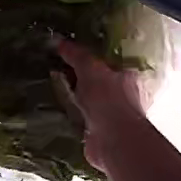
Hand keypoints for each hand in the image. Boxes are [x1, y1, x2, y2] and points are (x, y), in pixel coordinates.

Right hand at [54, 40, 145, 169]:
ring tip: (52, 91)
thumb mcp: (90, 68)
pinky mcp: (99, 134)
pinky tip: (56, 113)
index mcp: (127, 78)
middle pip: (99, 84)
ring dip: (74, 100)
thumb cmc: (108, 98)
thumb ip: (77, 55)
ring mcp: (112, 118)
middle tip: (56, 72)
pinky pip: (81, 121)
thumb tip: (59, 41)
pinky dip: (71, 117)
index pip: (109, 64)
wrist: (113, 140)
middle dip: (80, 80)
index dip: (92, 60)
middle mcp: (123, 98)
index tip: (70, 56)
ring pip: (89, 103)